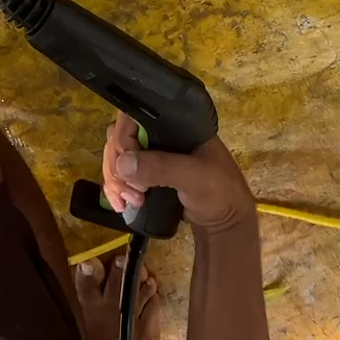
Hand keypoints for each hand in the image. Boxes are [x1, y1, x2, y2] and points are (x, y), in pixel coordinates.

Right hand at [102, 113, 255, 236]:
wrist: (224, 224)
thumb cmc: (219, 191)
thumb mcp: (196, 177)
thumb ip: (162, 167)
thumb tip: (124, 162)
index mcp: (173, 122)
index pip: (134, 116)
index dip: (124, 138)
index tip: (127, 166)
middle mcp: (159, 132)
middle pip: (119, 136)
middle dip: (117, 165)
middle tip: (131, 192)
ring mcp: (151, 152)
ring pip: (117, 155)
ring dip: (115, 179)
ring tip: (127, 201)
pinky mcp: (146, 172)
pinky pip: (120, 172)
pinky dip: (115, 187)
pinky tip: (120, 203)